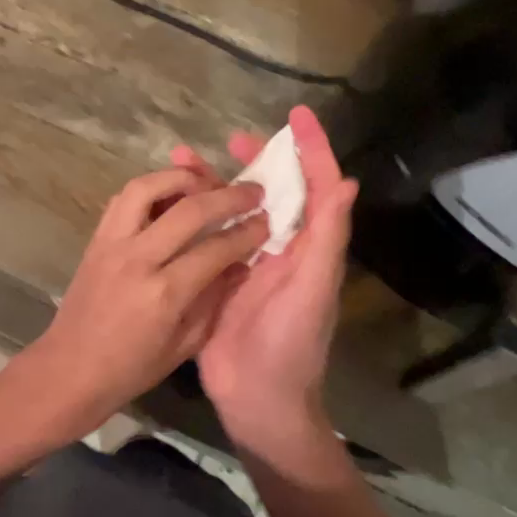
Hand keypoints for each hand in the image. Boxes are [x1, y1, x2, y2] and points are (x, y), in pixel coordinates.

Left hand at [21, 168, 268, 431]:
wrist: (71, 368)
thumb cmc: (132, 367)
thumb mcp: (185, 344)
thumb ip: (215, 299)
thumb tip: (242, 262)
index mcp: (165, 294)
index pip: (216, 249)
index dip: (247, 232)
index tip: (266, 221)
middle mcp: (138, 260)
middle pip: (189, 209)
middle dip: (228, 196)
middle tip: (252, 191)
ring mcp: (112, 244)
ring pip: (148, 188)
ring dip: (183, 177)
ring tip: (207, 182)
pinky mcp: (96, 238)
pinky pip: (123, 198)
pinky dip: (151, 188)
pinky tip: (170, 195)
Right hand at [175, 106, 358, 448]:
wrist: (257, 401)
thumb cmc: (291, 346)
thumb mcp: (313, 289)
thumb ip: (327, 238)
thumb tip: (347, 181)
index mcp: (309, 247)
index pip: (318, 186)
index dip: (311, 148)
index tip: (296, 115)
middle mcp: (282, 248)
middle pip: (274, 191)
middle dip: (258, 158)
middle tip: (230, 136)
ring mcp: (248, 264)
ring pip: (236, 210)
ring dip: (216, 182)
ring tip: (184, 159)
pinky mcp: (218, 280)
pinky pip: (208, 235)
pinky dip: (194, 214)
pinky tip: (170, 204)